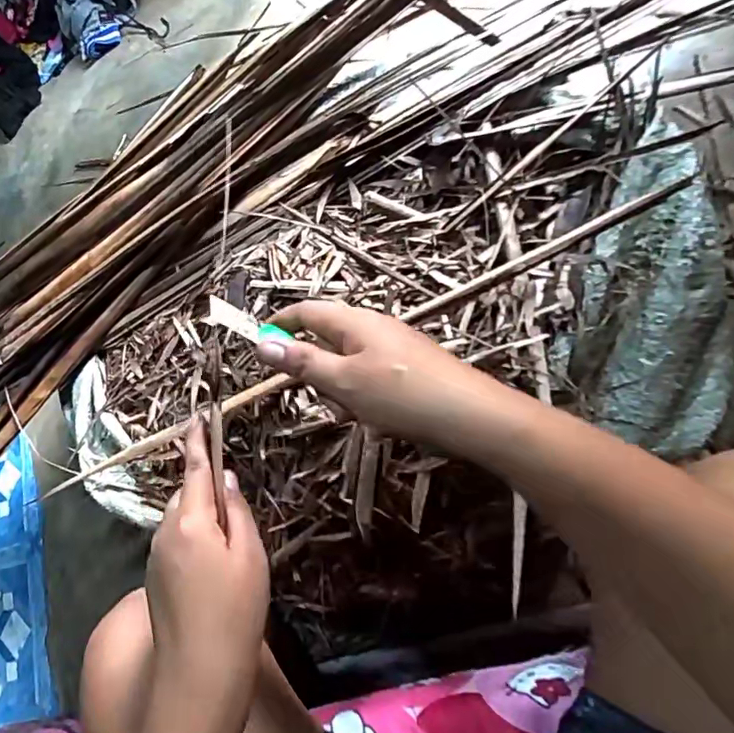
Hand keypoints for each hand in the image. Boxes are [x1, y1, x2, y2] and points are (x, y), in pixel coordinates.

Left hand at [145, 418, 268, 701]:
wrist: (198, 668)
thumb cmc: (236, 609)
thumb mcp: (250, 556)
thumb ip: (236, 512)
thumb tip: (225, 479)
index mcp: (189, 519)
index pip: (194, 469)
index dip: (199, 442)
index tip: (198, 418)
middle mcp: (164, 530)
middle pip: (185, 495)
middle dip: (203, 491)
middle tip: (233, 510)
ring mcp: (155, 554)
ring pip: (178, 519)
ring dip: (197, 518)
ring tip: (227, 547)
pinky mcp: (153, 575)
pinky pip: (173, 541)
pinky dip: (190, 539)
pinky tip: (210, 569)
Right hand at [257, 300, 530, 458]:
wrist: (475, 418)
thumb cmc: (402, 396)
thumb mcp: (342, 382)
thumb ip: (301, 362)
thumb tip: (262, 343)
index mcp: (354, 322)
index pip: (305, 310)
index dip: (278, 324)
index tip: (258, 345)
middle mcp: (373, 327)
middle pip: (325, 340)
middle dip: (315, 370)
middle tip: (323, 398)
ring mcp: (393, 348)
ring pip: (346, 365)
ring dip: (340, 390)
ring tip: (356, 415)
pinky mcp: (408, 369)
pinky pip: (369, 378)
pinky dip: (363, 398)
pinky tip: (379, 421)